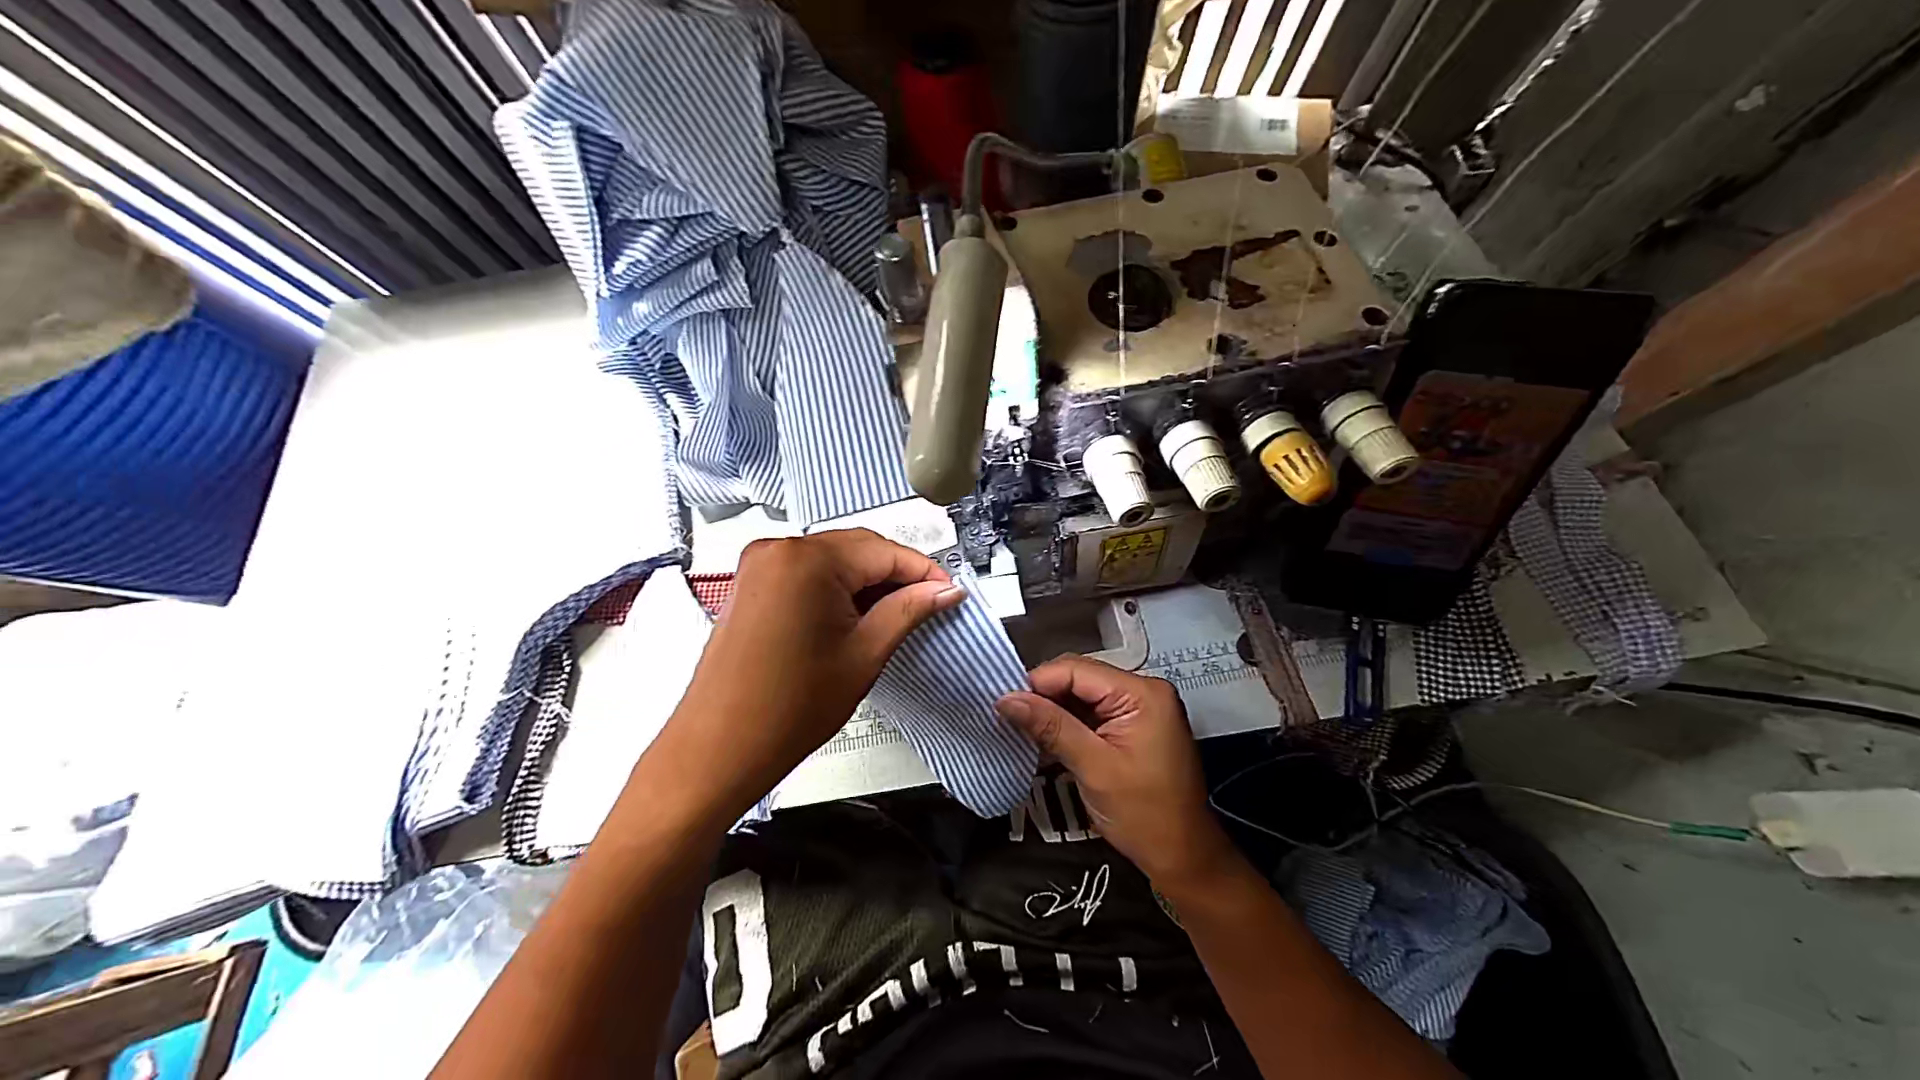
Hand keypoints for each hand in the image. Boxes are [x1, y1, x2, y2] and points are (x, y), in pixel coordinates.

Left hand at [662, 529, 966, 819]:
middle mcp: (778, 551)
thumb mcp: (864, 654)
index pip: (885, 551)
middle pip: (858, 548)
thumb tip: (941, 590)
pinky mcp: (752, 583)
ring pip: (834, 559)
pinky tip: (857, 616)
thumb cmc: (780, 711)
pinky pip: (808, 571)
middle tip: (928, 604)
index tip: (946, 590)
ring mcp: (760, 566)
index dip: (923, 571)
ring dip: (867, 582)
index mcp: (807, 561)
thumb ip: (909, 611)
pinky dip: (837, 588)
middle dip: (896, 575)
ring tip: (895, 616)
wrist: (720, 747)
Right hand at [996, 655, 1240, 890]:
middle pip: (1078, 678)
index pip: (1076, 670)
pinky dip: (1066, 725)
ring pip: (1080, 695)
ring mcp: (1138, 708)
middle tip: (1007, 717)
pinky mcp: (1131, 726)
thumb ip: (1050, 727)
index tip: (1002, 704)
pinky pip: (1090, 713)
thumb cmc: (1144, 814)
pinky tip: (1042, 739)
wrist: (1183, 856)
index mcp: (1141, 693)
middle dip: (1042, 696)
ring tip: (1018, 728)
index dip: (1036, 683)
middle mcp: (1142, 690)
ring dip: (1051, 712)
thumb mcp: (1093, 768)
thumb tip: (1005, 699)